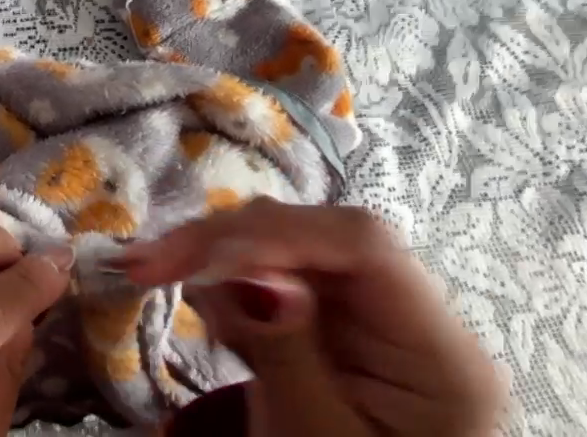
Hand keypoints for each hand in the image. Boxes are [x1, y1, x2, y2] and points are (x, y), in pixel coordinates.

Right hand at [113, 198, 504, 436]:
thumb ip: (288, 352)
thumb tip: (256, 271)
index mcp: (440, 352)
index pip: (363, 245)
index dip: (276, 234)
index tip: (199, 262)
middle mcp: (413, 313)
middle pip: (315, 234)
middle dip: (226, 238)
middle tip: (146, 262)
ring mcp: (372, 311)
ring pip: (285, 241)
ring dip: (213, 250)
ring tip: (153, 272)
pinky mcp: (337, 317)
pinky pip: (273, 267)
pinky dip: (222, 272)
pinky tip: (187, 285)